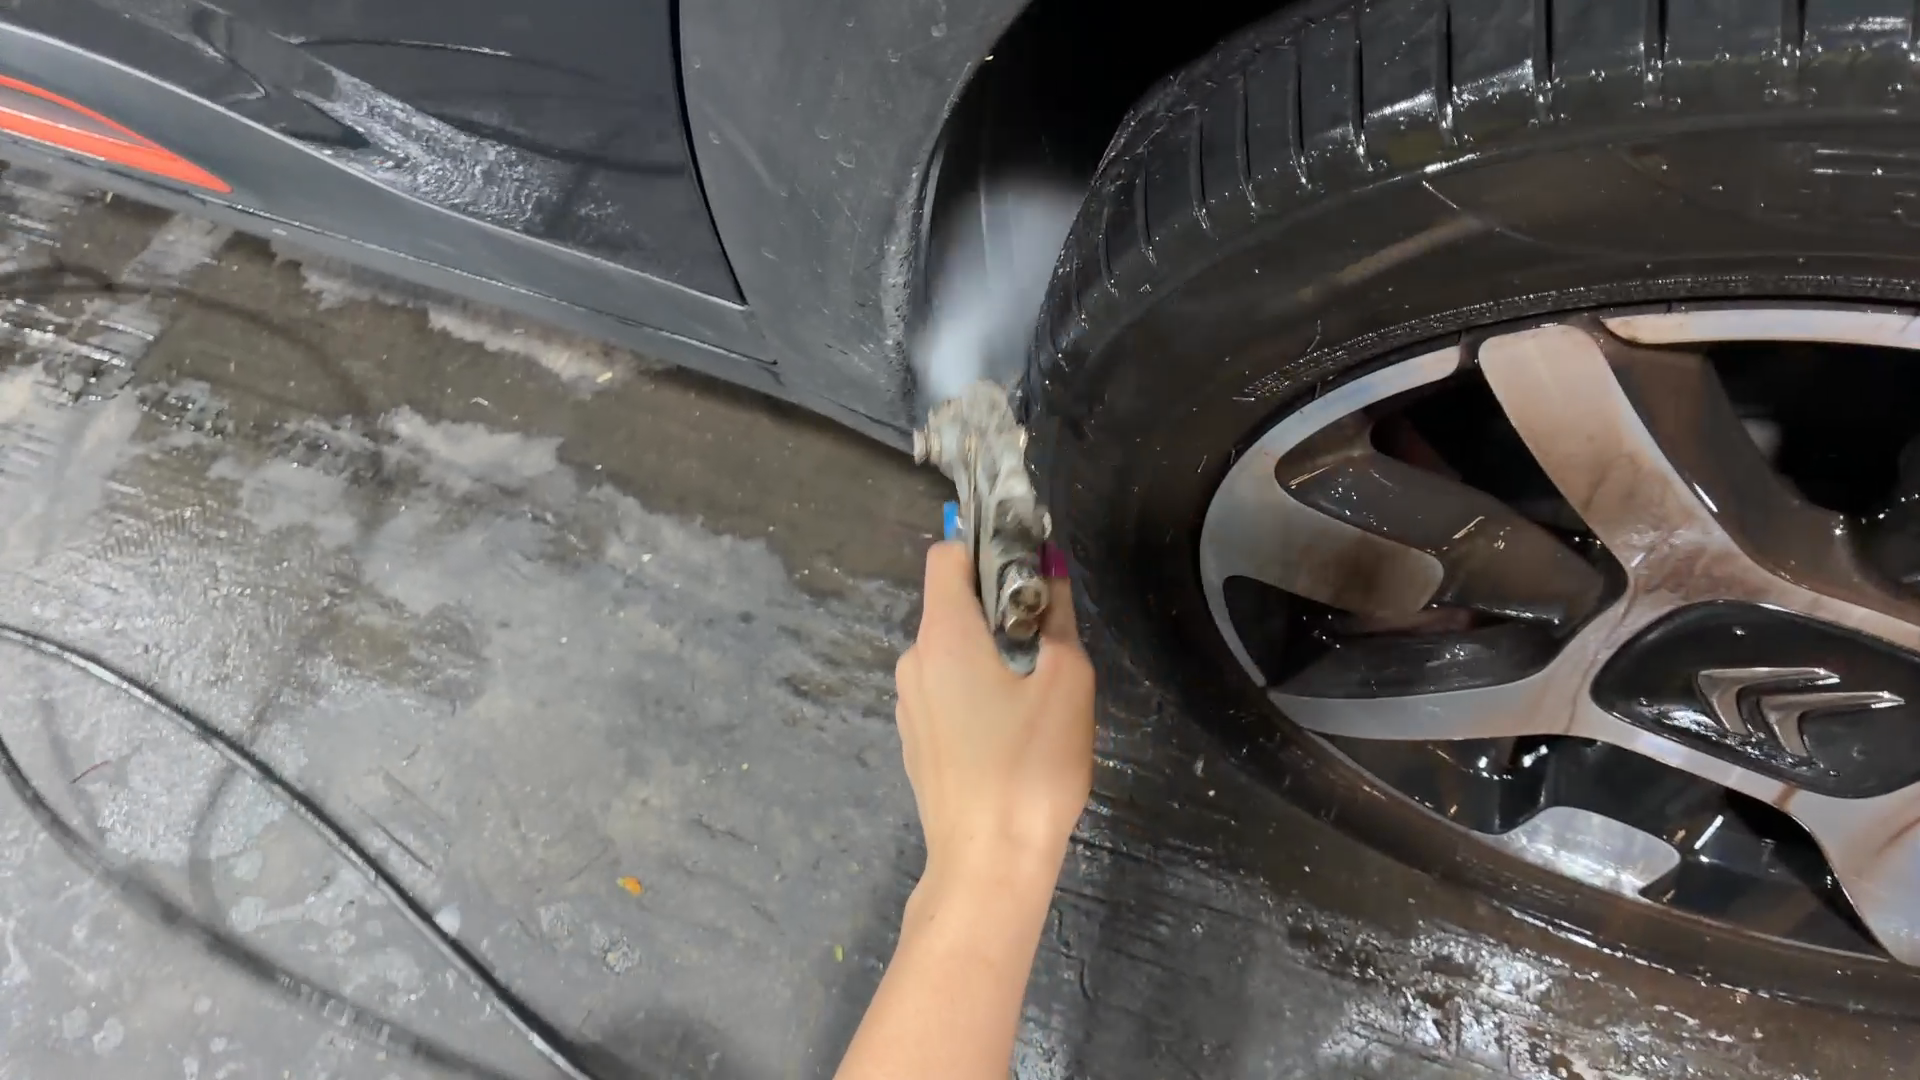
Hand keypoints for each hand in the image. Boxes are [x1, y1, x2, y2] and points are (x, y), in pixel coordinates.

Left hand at [893, 542, 1095, 882]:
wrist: (988, 864)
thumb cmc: (1031, 765)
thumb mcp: (1067, 682)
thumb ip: (1057, 616)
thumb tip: (1049, 569)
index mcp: (942, 635)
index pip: (945, 555)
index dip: (984, 548)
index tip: (1026, 570)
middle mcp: (913, 659)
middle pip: (950, 604)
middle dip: (997, 606)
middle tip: (1046, 639)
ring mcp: (907, 702)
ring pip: (949, 650)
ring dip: (988, 650)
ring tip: (1033, 693)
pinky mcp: (914, 738)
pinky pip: (943, 689)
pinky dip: (973, 687)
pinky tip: (1007, 731)